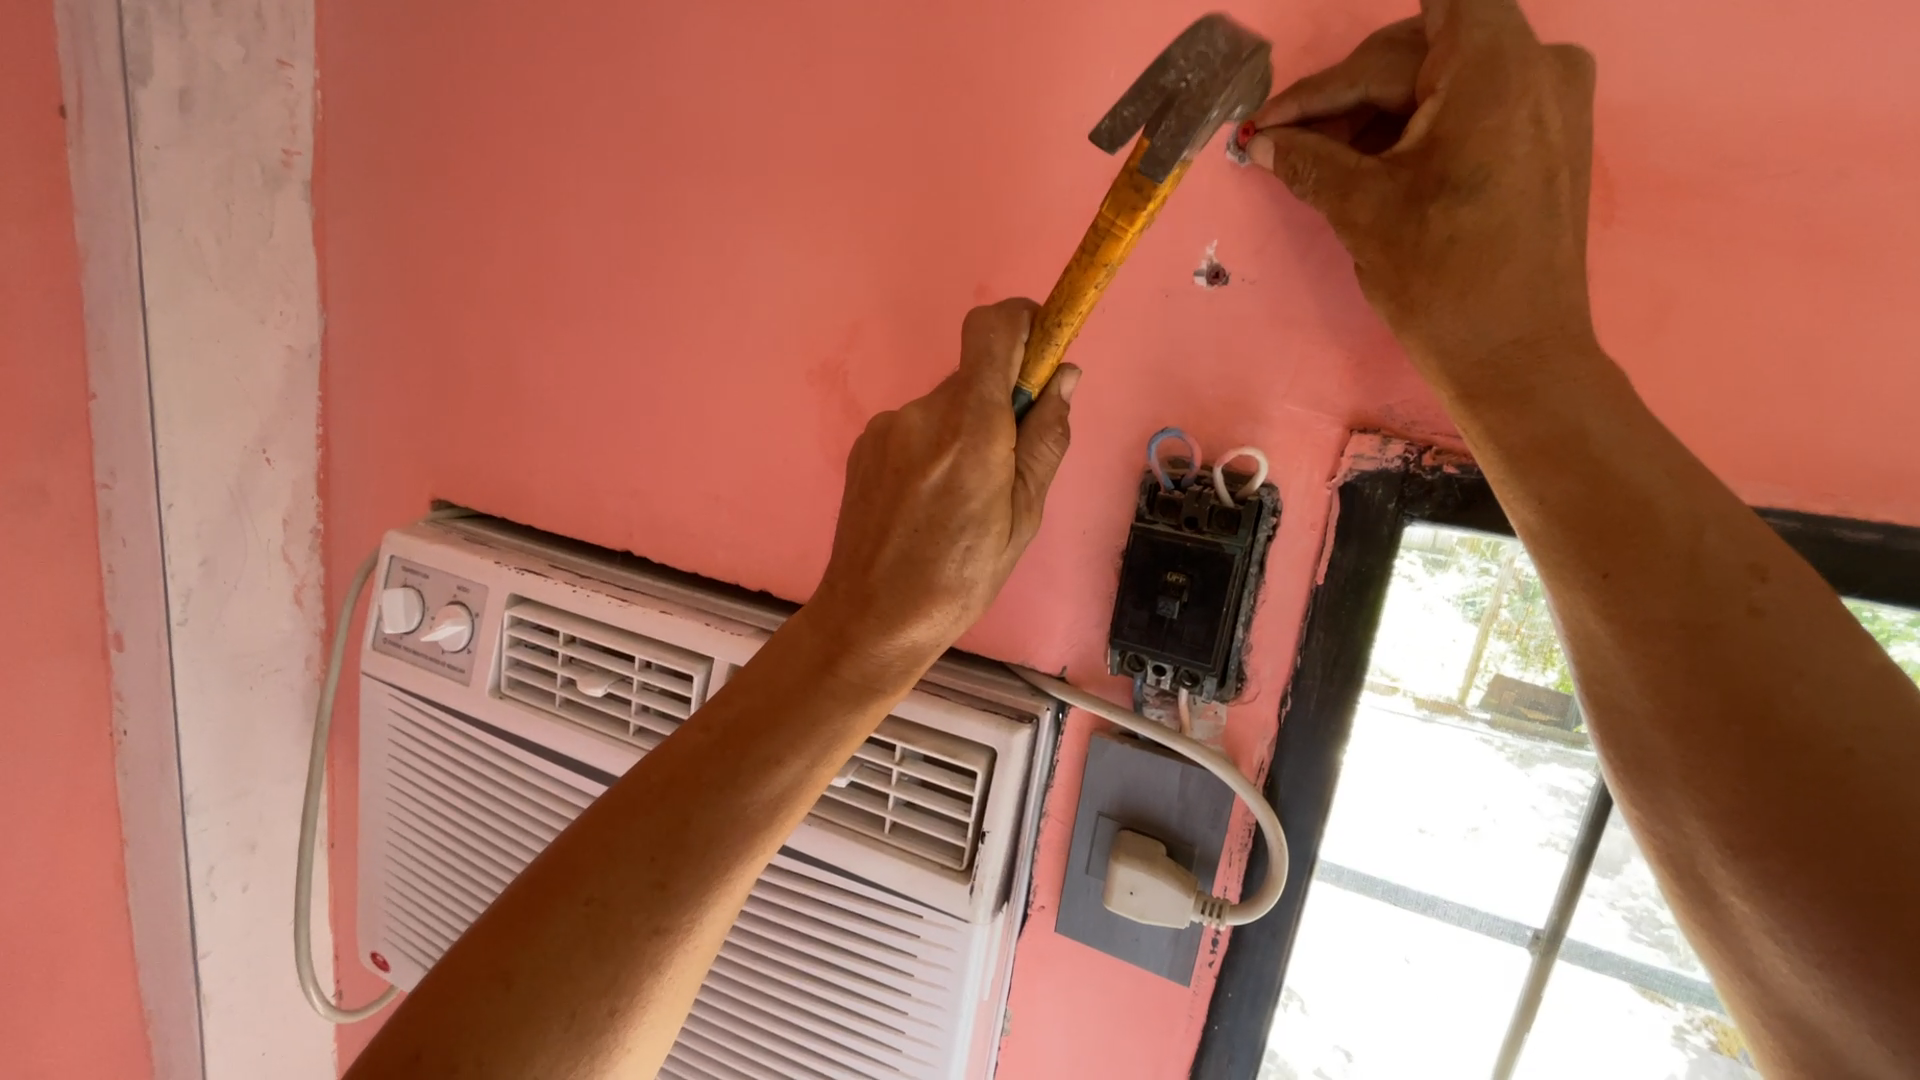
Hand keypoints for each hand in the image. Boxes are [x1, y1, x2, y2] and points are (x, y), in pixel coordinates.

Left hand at [804, 299, 1077, 687]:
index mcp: (971, 427)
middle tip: (1005, 468)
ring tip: (959, 499)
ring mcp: (887, 427)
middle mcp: (923, 412)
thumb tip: (1064, 377)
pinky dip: (932, 450)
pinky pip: (914, 429)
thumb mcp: (1024, 516)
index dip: (1024, 324)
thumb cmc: (961, 577)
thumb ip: (1046, 439)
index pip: (994, 326)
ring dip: (964, 432)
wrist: (872, 616)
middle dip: (999, 403)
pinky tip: (926, 502)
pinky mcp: (864, 446)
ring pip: (944, 406)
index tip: (1042, 355)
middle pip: (974, 374)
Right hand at [1244, 0, 1597, 392]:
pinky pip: (1468, 114)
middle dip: (1347, 96)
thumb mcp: (1361, 210)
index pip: (1414, 17)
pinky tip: (1368, 174)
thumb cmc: (1439, 275)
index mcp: (1496, 66)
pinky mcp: (1544, 142)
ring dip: (1375, 118)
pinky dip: (1413, 135)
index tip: (1280, 115)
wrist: (1515, 353)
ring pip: (1442, 84)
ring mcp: (1549, 103)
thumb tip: (1260, 143)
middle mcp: (1538, 64)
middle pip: (1423, 49)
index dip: (1338, 66)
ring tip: (1320, 167)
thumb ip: (1308, 161)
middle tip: (1286, 146)